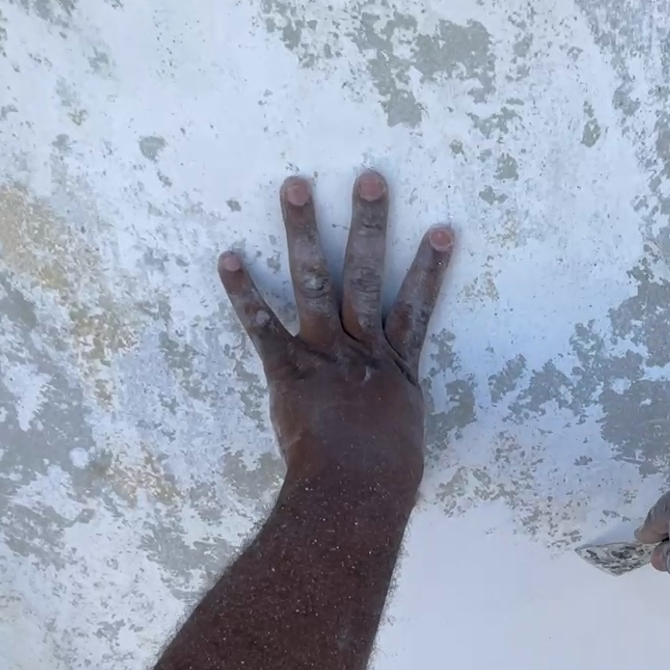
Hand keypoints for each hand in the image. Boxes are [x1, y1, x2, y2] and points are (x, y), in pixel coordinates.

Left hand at [218, 171, 453, 502]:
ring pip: (314, 284)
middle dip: (369, 226)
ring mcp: (324, 355)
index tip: (442, 228)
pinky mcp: (288, 370)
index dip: (429, 268)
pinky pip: (262, 327)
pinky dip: (244, 293)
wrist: (356, 490)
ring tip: (295, 186)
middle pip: (365, 276)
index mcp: (396, 366)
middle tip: (369, 179)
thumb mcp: (403, 436)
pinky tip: (228, 257)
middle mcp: (362, 348)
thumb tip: (391, 416)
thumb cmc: (387, 474)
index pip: (417, 307)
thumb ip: (394, 411)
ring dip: (303, 233)